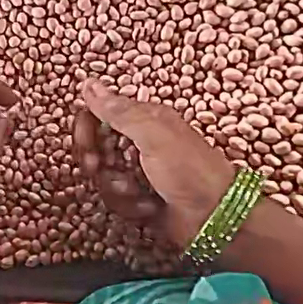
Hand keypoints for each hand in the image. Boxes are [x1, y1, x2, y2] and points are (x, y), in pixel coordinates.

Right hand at [72, 77, 235, 247]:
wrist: (216, 219)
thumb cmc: (190, 171)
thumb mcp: (153, 135)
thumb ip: (118, 111)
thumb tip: (89, 84)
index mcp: (143, 120)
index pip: (98, 116)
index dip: (87, 130)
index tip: (88, 144)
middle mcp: (138, 144)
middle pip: (95, 148)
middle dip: (96, 163)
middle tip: (101, 168)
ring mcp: (138, 172)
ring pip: (102, 177)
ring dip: (116, 188)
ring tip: (136, 192)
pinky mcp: (139, 198)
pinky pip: (115, 200)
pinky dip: (129, 206)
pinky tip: (148, 207)